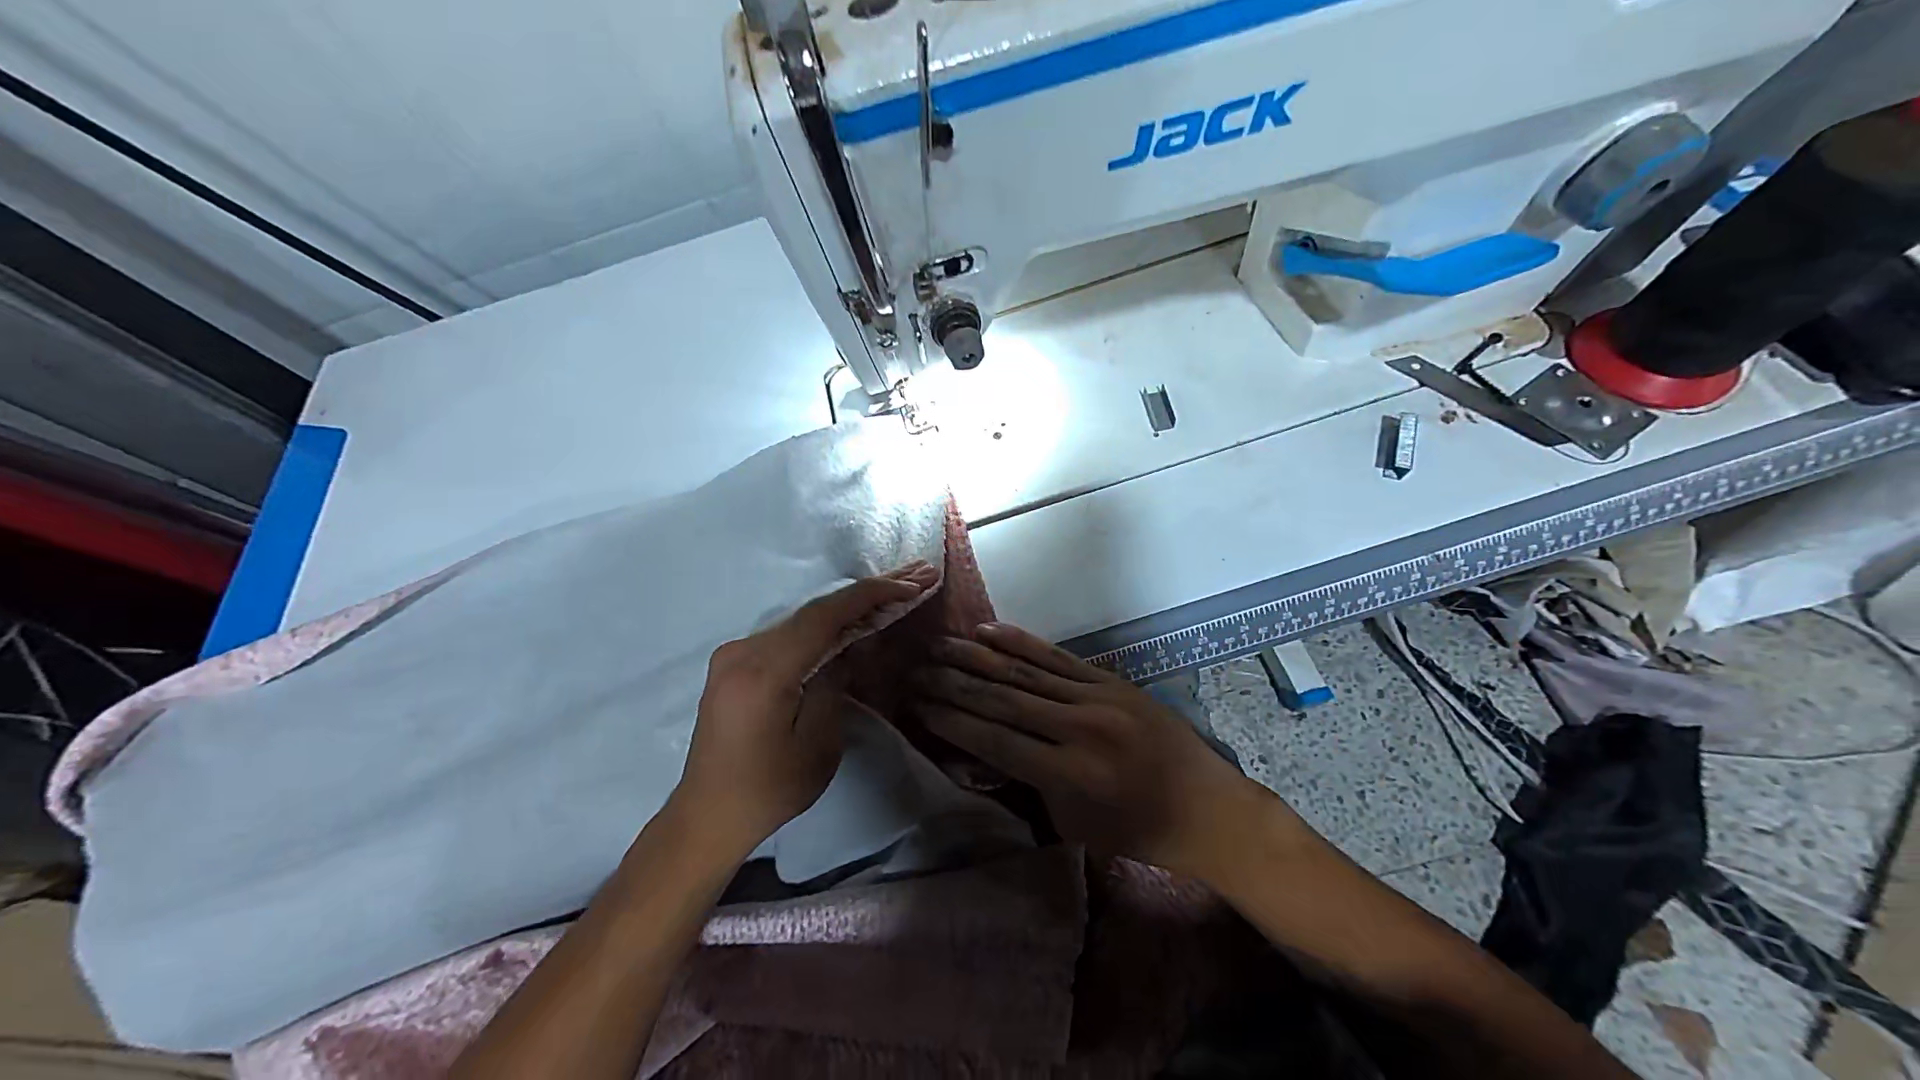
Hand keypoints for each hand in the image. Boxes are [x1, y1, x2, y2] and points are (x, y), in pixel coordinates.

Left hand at [675, 561, 939, 854]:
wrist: (708, 814)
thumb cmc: (769, 789)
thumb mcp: (818, 744)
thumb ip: (834, 684)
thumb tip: (849, 646)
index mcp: (762, 671)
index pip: (824, 616)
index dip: (871, 594)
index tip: (912, 583)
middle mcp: (742, 650)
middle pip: (813, 610)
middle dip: (866, 593)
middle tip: (915, 576)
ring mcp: (733, 653)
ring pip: (801, 619)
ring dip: (846, 608)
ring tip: (893, 594)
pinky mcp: (734, 663)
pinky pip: (787, 634)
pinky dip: (823, 626)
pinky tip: (853, 621)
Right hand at [910, 622, 1268, 878]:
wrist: (1208, 808)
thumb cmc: (1138, 830)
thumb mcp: (1074, 825)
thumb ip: (1027, 787)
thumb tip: (980, 754)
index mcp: (1069, 774)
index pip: (994, 740)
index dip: (951, 722)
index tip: (917, 705)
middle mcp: (1078, 728)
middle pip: (1001, 699)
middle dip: (953, 684)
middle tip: (916, 670)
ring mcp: (1096, 698)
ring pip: (1024, 672)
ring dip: (977, 656)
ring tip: (940, 644)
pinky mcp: (1110, 680)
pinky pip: (1057, 658)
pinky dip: (1021, 643)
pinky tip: (990, 630)